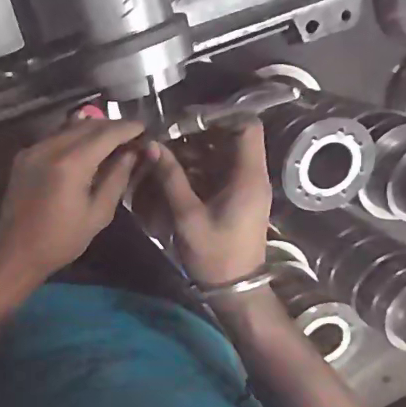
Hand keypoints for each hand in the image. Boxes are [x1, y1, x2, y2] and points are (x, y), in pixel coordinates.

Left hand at [0, 119, 144, 293]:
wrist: (15, 253)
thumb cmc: (61, 241)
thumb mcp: (98, 214)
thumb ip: (116, 179)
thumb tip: (132, 154)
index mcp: (71, 164)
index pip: (105, 134)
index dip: (127, 128)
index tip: (144, 128)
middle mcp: (50, 148)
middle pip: (87, 125)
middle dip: (111, 126)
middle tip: (131, 135)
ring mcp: (34, 149)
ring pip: (69, 127)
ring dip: (93, 129)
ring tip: (112, 140)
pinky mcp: (24, 156)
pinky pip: (55, 137)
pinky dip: (74, 137)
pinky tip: (86, 148)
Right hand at [141, 121, 272, 284]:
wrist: (235, 290)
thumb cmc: (215, 255)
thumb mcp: (187, 216)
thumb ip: (171, 178)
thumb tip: (152, 145)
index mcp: (249, 176)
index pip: (247, 126)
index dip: (221, 116)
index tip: (188, 119)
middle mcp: (253, 176)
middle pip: (234, 137)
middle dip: (201, 132)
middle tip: (170, 134)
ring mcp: (248, 187)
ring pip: (226, 153)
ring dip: (198, 149)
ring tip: (168, 150)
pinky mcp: (239, 198)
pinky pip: (222, 170)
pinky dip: (201, 165)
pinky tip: (176, 170)